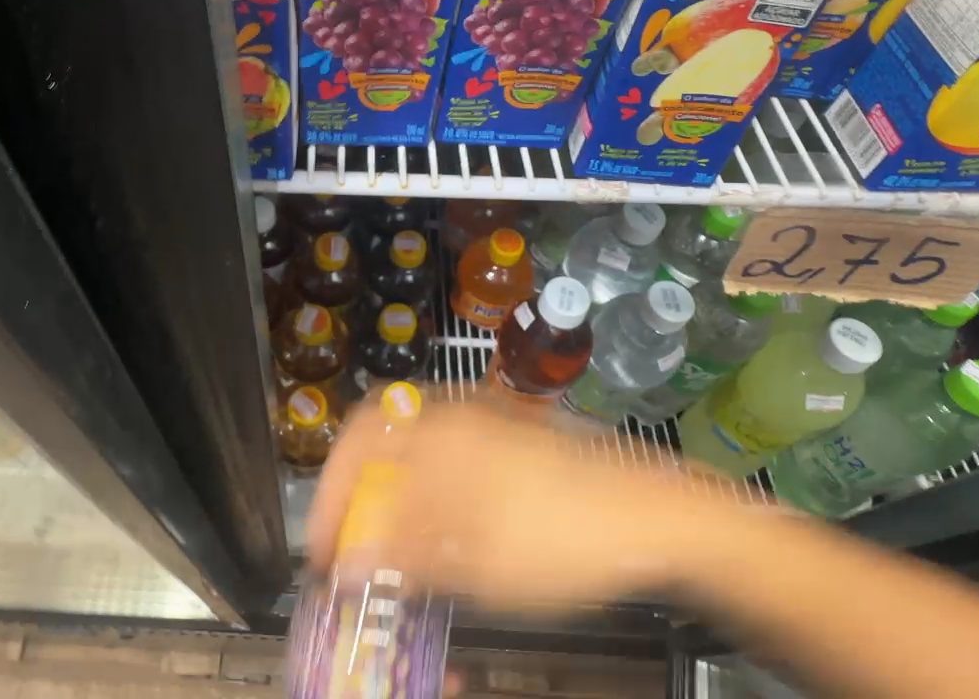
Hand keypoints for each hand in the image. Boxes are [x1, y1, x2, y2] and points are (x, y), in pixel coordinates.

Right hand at [305, 399, 753, 610]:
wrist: (653, 516)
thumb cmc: (564, 536)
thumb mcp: (477, 562)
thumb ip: (404, 555)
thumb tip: (347, 562)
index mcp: (439, 435)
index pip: (357, 442)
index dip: (330, 491)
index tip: (325, 543)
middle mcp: (457, 415)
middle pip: (383, 438)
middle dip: (361, 490)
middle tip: (356, 540)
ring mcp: (489, 421)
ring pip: (418, 447)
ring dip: (397, 492)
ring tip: (400, 543)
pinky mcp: (513, 436)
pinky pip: (452, 453)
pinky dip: (432, 487)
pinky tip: (449, 527)